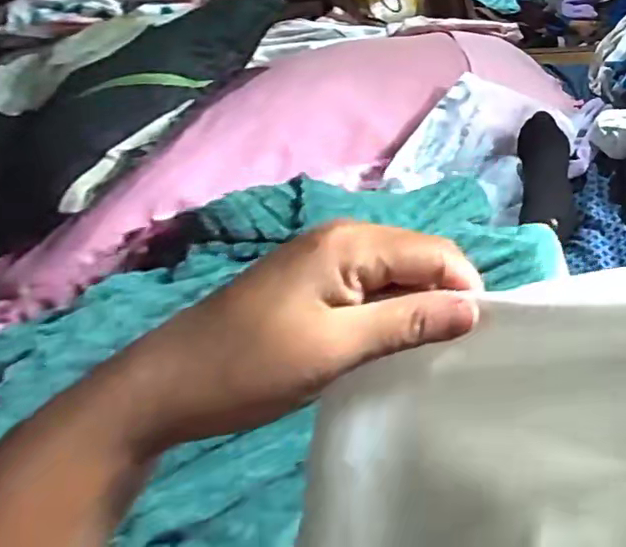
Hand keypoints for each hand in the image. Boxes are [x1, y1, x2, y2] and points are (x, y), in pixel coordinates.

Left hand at [96, 220, 482, 452]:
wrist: (151, 392)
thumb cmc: (247, 367)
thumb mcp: (334, 349)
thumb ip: (408, 322)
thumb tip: (474, 311)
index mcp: (353, 240)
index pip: (435, 252)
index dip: (463, 286)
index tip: (473, 331)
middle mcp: (347, 233)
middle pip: (421, 255)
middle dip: (443, 292)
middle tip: (449, 341)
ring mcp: (330, 251)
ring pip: (400, 268)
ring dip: (418, 300)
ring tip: (422, 340)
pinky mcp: (318, 273)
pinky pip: (376, 279)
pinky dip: (391, 303)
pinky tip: (388, 332)